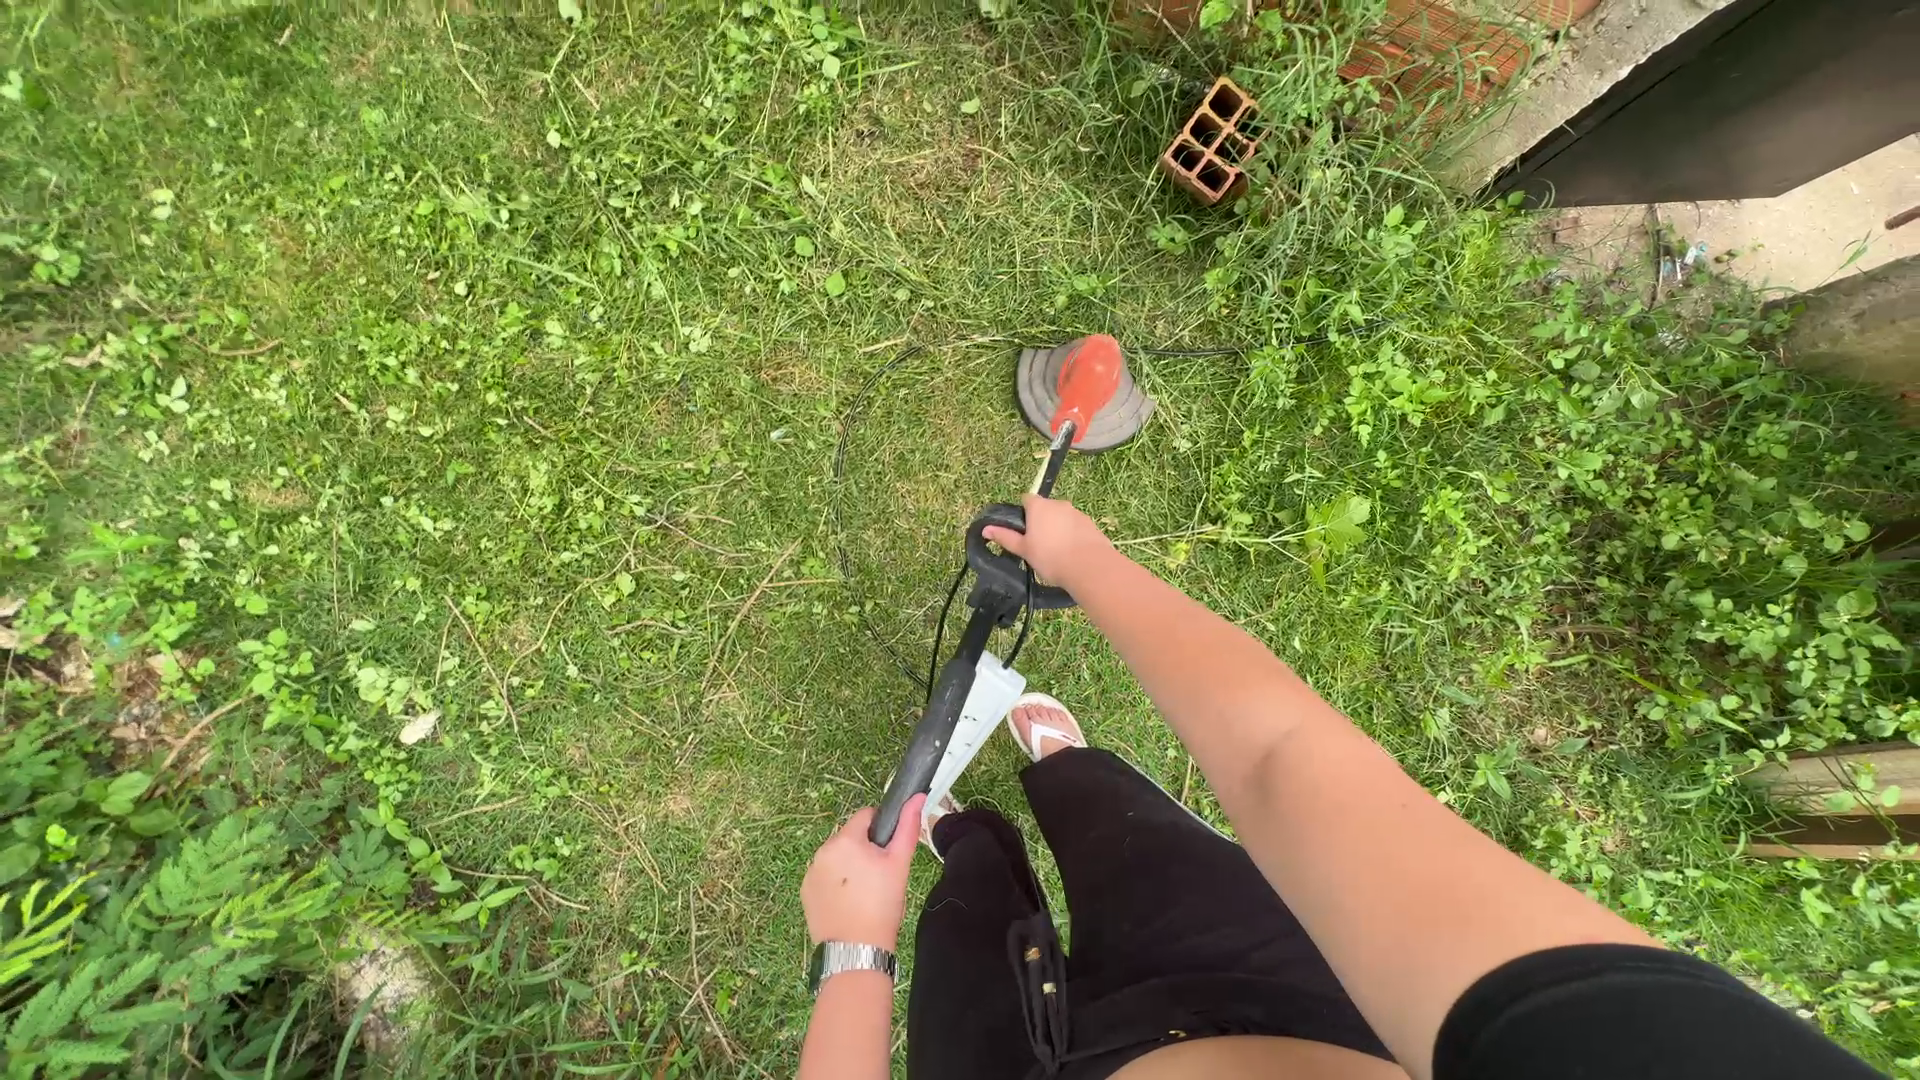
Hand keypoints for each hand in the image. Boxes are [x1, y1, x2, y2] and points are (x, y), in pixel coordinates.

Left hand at [802, 795, 923, 949]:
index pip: (865, 816)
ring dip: (849, 866)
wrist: (856, 951)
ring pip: (837, 857)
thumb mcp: (899, 864)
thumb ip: (908, 826)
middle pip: (850, 837)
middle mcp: (822, 850)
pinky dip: (836, 883)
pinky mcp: (805, 891)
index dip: (881, 831)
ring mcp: (810, 872)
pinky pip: (824, 876)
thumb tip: (917, 797)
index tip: (887, 854)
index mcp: (845, 839)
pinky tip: (848, 903)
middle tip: (879, 876)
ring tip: (864, 893)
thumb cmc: (882, 905)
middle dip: (864, 850)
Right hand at [981, 494, 1114, 589]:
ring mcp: (1077, 512)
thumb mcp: (1023, 549)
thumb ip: (1005, 537)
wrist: (1089, 567)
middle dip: (1041, 522)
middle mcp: (1058, 504)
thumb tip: (986, 529)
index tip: (1023, 530)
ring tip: (1056, 553)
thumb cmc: (1050, 557)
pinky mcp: (1091, 524)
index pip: (1027, 499)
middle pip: (1045, 508)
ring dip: (1057, 529)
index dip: (1023, 513)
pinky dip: (1072, 536)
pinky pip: (1076, 527)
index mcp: (1039, 506)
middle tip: (1037, 545)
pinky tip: (1072, 554)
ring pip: (1062, 518)